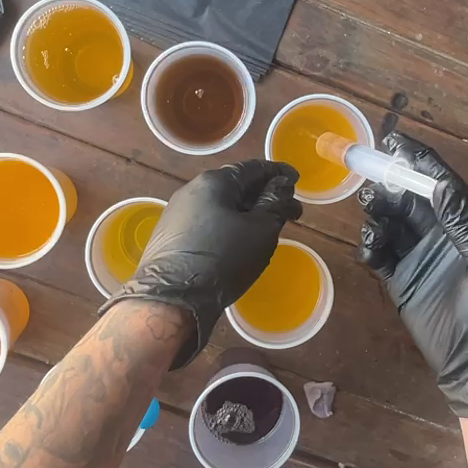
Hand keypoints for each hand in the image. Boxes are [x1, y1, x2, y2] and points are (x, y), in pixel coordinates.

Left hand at [108, 160, 301, 366]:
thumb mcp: (261, 230)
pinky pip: (208, 223)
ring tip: (267, 230)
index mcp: (214, 182)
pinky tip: (239, 242)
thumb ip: (275, 203)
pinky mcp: (170, 237)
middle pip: (236, 186)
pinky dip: (229, 226)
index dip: (279, 173)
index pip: (254, 168)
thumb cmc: (224, 259)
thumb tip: (282, 184)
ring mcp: (178, 214)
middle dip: (265, 197)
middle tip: (289, 211)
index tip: (297, 180)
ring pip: (221, 206)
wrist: (172, 300)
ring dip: (247, 213)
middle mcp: (192, 190)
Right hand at [358, 132, 467, 420]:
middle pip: (409, 198)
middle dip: (391, 184)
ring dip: (378, 211)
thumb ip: (466, 225)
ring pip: (390, 221)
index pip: (441, 185)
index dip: (420, 161)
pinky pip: (379, 252)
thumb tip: (441, 186)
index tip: (396, 142)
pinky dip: (370, 244)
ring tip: (372, 213)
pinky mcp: (399, 279)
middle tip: (373, 180)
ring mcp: (418, 257)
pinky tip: (371, 246)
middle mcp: (441, 235)